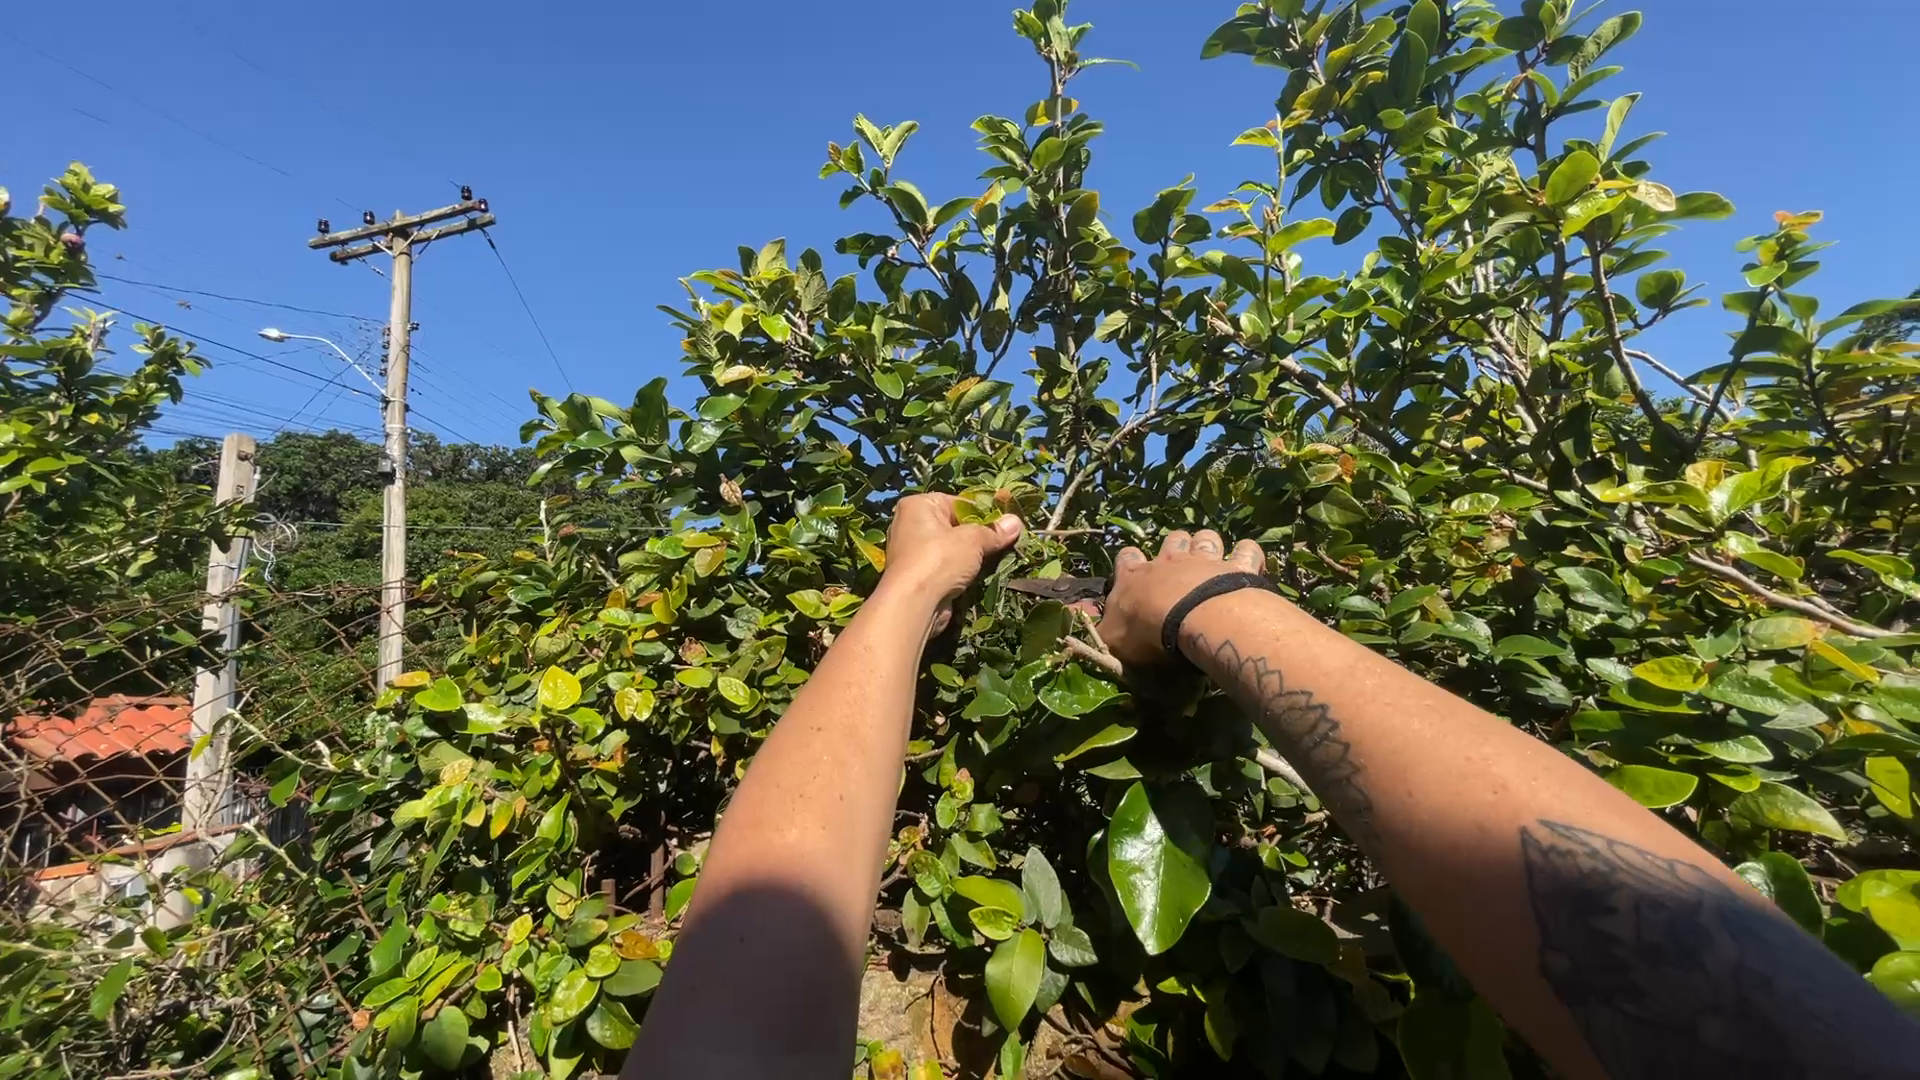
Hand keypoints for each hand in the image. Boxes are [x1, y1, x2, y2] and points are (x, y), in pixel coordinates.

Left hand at [878, 493, 1023, 634]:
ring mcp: (914, 553)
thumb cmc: (940, 559)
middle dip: (982, 535)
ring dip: (975, 556)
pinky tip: (983, 575)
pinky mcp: (920, 577)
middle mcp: (911, 525)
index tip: (1008, 522)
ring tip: (1000, 557)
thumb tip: (1016, 522)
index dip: (986, 512)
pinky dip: (963, 571)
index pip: (959, 502)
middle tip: (1008, 540)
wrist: (914, 604)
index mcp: (919, 506)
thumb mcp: (973, 539)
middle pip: (956, 526)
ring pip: (954, 549)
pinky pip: (948, 567)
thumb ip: (994, 531)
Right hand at [1097, 530, 1266, 667]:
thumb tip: (1080, 626)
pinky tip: (1250, 563)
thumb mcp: (1111, 640)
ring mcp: (1205, 561)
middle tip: (1180, 564)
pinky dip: (1248, 553)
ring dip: (1208, 545)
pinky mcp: (1237, 568)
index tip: (1133, 570)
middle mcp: (1169, 562)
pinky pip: (1247, 550)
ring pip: (1205, 538)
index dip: (1130, 562)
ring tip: (1213, 559)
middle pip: (1171, 541)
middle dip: (1176, 547)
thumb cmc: (1148, 632)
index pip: (1126, 558)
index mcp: (1135, 577)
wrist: (1193, 621)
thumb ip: (1102, 631)